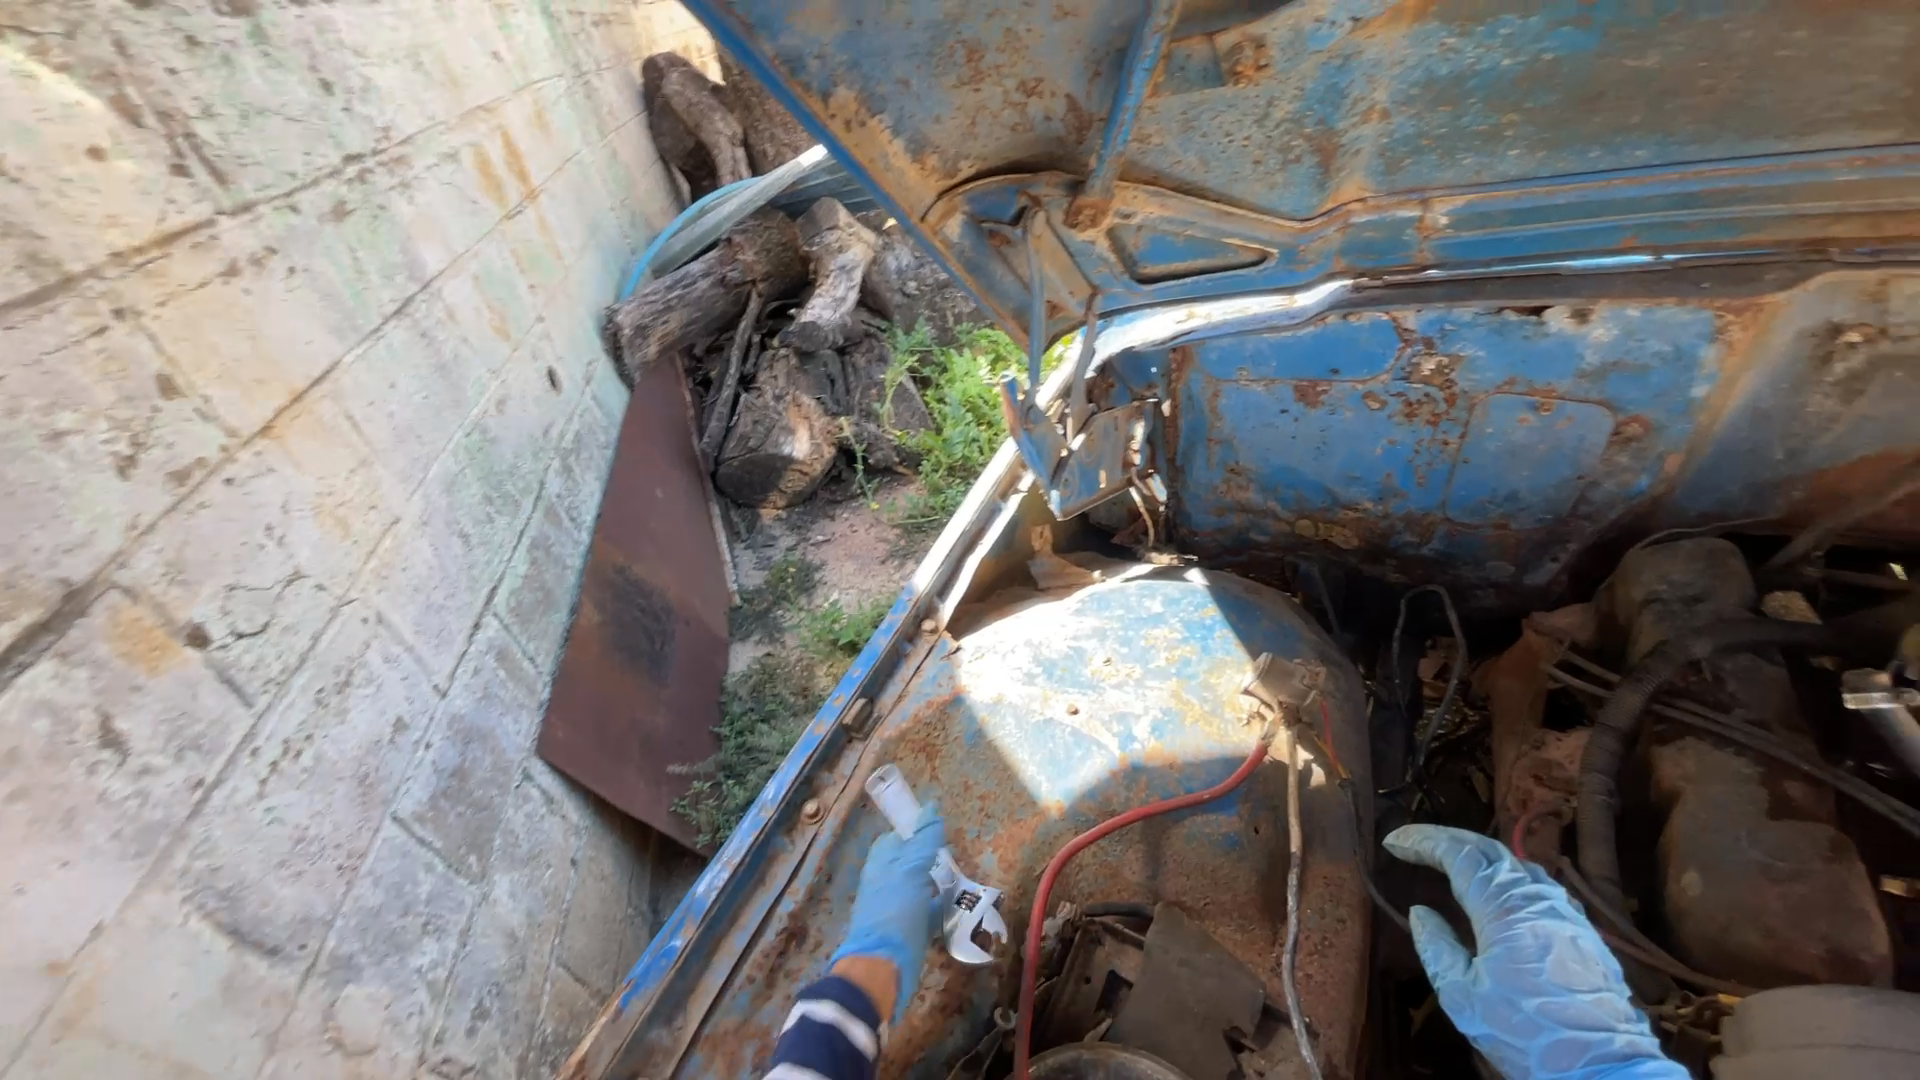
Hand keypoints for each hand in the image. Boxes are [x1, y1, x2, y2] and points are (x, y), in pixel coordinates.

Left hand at [830, 804, 945, 1022]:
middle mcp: (888, 881)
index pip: (898, 837)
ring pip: (922, 886)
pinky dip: (944, 906)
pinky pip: (930, 911)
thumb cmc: (894, 910)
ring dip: (941, 881)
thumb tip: (931, 805)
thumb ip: (922, 839)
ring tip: (964, 876)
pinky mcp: (912, 929)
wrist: (883, 967)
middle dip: (933, 857)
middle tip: (958, 854)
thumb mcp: (910, 869)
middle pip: (912, 861)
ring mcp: (899, 907)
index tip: (941, 830)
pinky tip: (962, 905)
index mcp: (882, 862)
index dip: (917, 830)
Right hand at [1382, 825, 1686, 1079]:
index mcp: (1504, 911)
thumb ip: (1437, 947)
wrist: (1608, 1073)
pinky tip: (1497, 889)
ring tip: (1451, 859)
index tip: (1392, 843)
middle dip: (1447, 838)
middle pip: (1489, 850)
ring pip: (1518, 865)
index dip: (1422, 842)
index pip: (1458, 855)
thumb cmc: (1528, 1036)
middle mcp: (1537, 901)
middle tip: (1415, 842)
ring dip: (1478, 854)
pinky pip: (1539, 885)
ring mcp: (1566, 915)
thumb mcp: (1463, 998)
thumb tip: (1421, 911)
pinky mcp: (1583, 934)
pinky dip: (1506, 874)